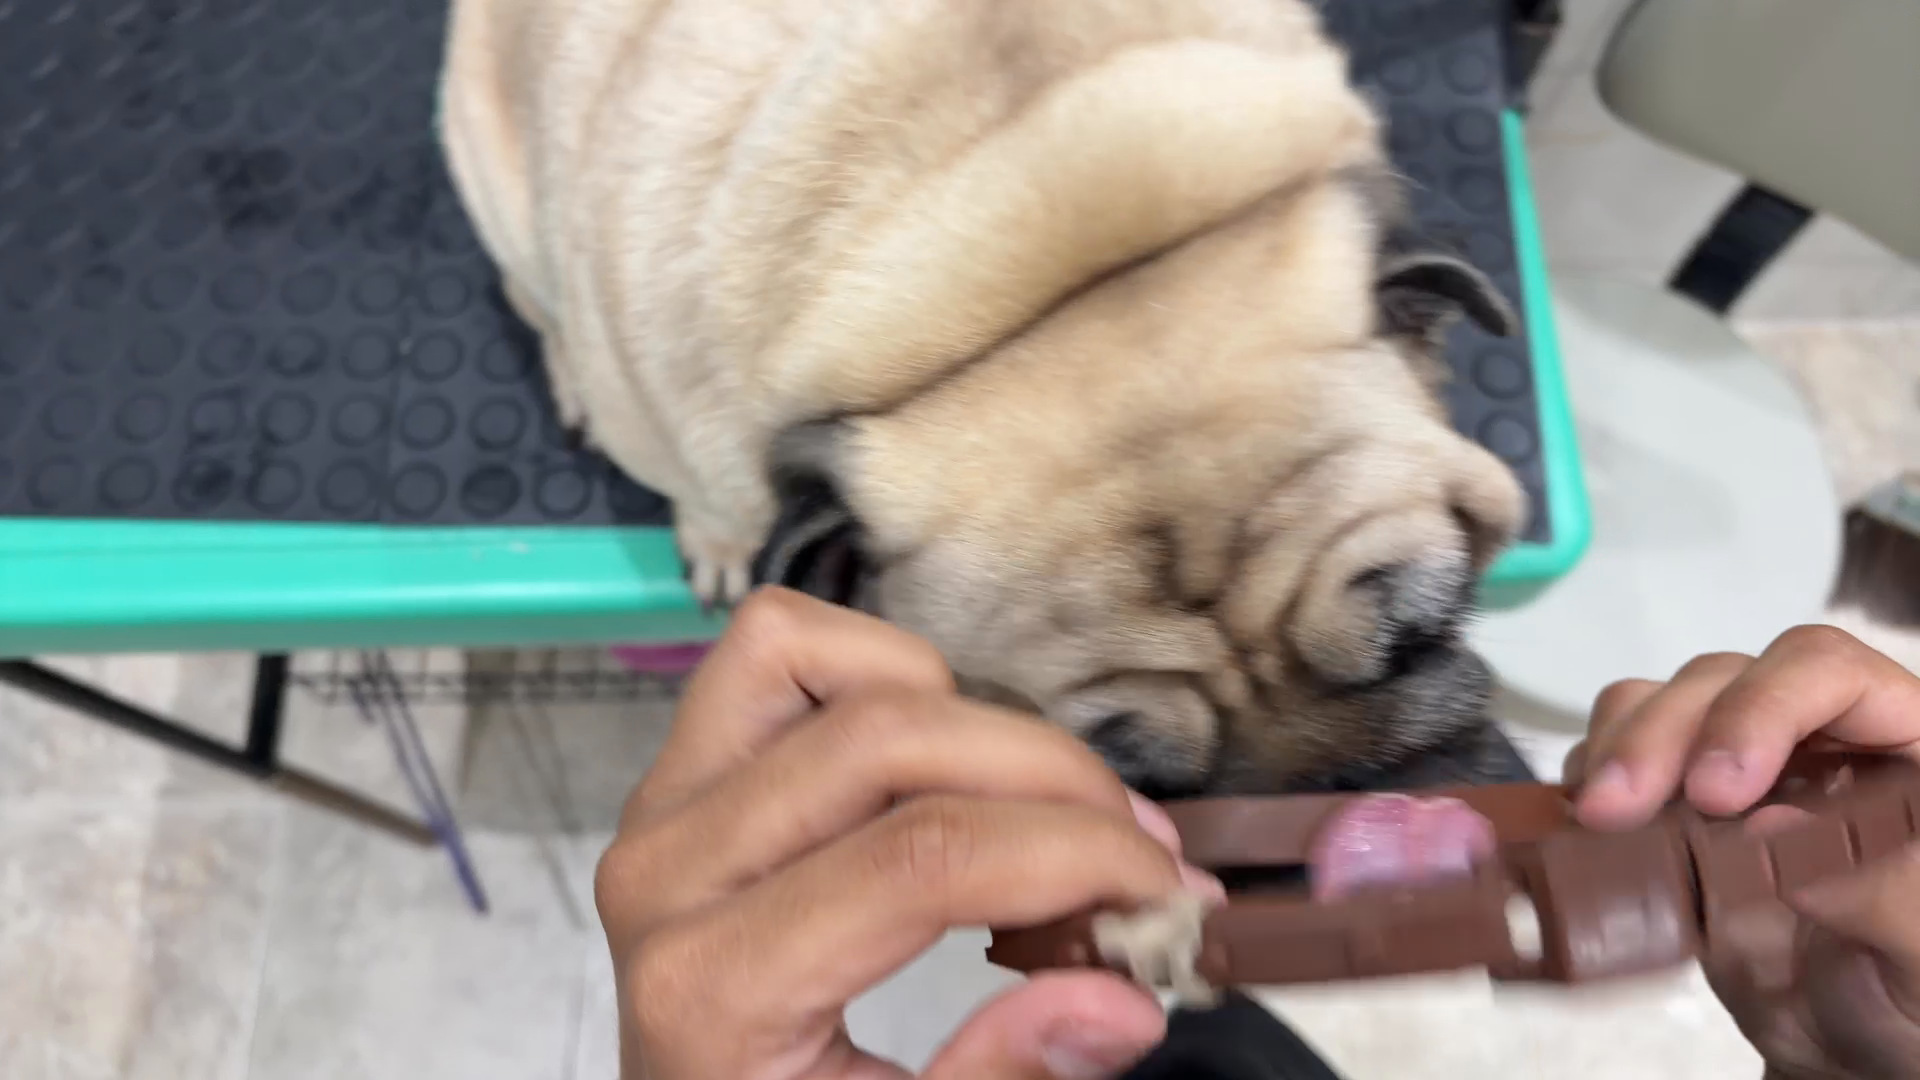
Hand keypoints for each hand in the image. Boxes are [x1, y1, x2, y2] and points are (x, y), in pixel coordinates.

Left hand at [594, 588, 1222, 1079]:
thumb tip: (1126, 996)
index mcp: (711, 988)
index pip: (924, 859)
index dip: (1073, 850)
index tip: (1163, 883)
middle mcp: (672, 861)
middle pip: (890, 737)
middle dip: (1048, 772)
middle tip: (1134, 839)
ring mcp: (671, 784)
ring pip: (832, 662)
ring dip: (964, 711)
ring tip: (1029, 796)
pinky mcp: (689, 742)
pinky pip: (784, 640)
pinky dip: (884, 662)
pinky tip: (936, 735)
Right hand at [1563, 625, 1919, 1078]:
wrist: (1843, 1044)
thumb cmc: (1912, 1004)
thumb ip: (1892, 902)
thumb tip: (1776, 830)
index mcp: (1906, 751)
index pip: (1828, 673)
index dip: (1760, 709)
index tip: (1714, 793)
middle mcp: (1814, 734)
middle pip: (1718, 680)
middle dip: (1654, 738)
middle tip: (1610, 812)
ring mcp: (1730, 753)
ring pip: (1653, 699)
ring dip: (1612, 749)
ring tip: (1593, 816)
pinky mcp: (1665, 779)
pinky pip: (1609, 740)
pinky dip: (1587, 770)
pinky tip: (1587, 818)